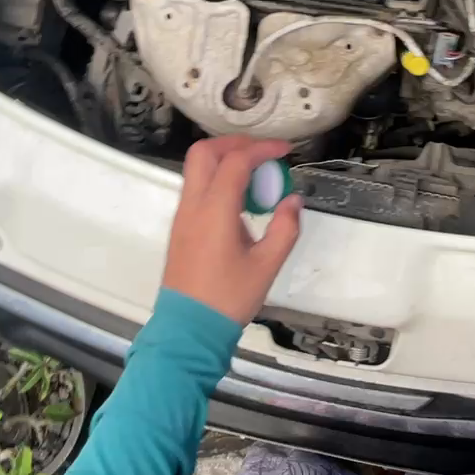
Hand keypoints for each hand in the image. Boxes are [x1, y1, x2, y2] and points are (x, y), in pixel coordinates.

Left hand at [162, 136, 302, 324]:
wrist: (188, 330)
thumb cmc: (227, 298)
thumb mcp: (267, 265)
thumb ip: (284, 228)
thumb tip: (293, 202)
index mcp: (214, 210)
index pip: (236, 161)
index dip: (262, 149)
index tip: (285, 151)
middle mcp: (193, 205)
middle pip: (205, 152)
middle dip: (236, 144)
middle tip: (263, 153)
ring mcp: (182, 215)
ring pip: (197, 168)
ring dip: (225, 160)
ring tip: (256, 177)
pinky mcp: (181, 227)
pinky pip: (196, 188)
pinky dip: (218, 179)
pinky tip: (241, 201)